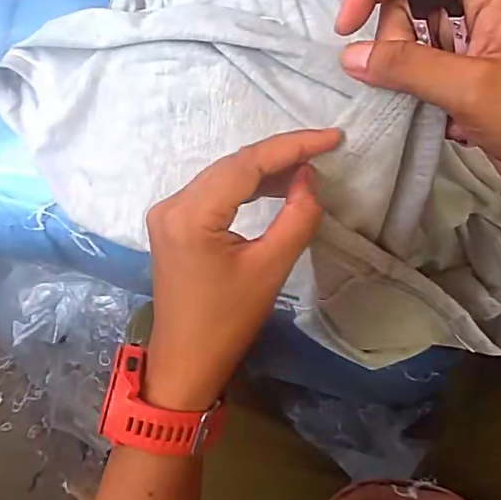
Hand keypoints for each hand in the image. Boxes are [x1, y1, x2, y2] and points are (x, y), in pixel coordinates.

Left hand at [142, 128, 341, 411]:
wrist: (186, 361)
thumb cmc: (227, 323)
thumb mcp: (270, 269)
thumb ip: (296, 217)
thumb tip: (308, 177)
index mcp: (191, 214)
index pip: (246, 164)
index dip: (292, 146)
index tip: (332, 138)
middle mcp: (173, 203)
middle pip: (233, 165)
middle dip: (280, 155)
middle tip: (325, 150)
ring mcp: (169, 212)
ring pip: (223, 175)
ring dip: (264, 170)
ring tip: (307, 169)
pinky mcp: (173, 223)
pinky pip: (214, 192)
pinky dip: (246, 187)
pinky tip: (275, 187)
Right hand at [335, 0, 500, 200]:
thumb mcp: (473, 88)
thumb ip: (408, 67)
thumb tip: (351, 56)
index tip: (349, 25)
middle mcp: (478, 12)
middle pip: (409, 1)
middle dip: (391, 36)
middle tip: (400, 77)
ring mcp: (472, 49)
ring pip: (412, 41)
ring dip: (401, 69)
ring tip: (423, 101)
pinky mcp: (467, 83)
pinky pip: (423, 74)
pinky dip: (413, 91)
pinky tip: (431, 115)